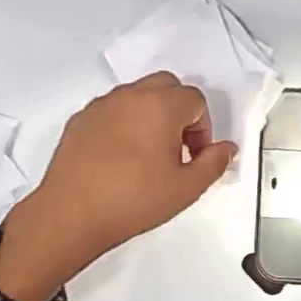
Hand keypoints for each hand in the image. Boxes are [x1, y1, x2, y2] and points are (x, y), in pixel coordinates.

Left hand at [0, 72, 234, 300]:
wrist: (74, 213)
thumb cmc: (134, 200)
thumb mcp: (188, 188)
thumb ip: (214, 163)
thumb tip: (227, 149)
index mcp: (161, 107)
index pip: (195, 100)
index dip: (203, 128)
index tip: (197, 156)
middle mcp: (130, 97)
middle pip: (167, 86)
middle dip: (180, 113)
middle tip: (180, 149)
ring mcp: (102, 105)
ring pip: (138, 96)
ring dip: (153, 116)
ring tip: (152, 158)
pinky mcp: (81, 119)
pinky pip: (113, 110)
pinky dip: (127, 124)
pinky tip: (124, 160)